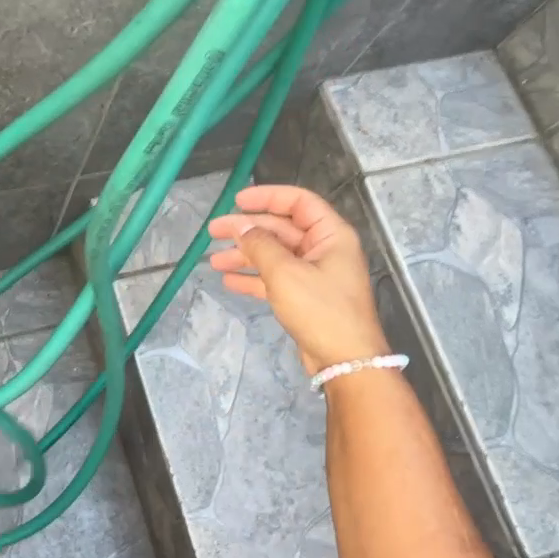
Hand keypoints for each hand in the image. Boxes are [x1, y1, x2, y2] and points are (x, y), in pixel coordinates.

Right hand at [206, 184, 388, 373]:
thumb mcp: (286, 273)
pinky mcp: (304, 296)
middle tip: (213, 231)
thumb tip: (241, 227)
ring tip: (214, 261)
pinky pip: (274, 278)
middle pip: (280, 229)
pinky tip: (229, 281)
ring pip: (274, 255)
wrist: (345, 360)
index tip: (237, 200)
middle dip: (247, 230)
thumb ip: (260, 245)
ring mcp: (314, 274)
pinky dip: (253, 278)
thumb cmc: (321, 310)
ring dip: (245, 256)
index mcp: (330, 235)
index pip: (298, 202)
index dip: (267, 197)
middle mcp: (324, 249)